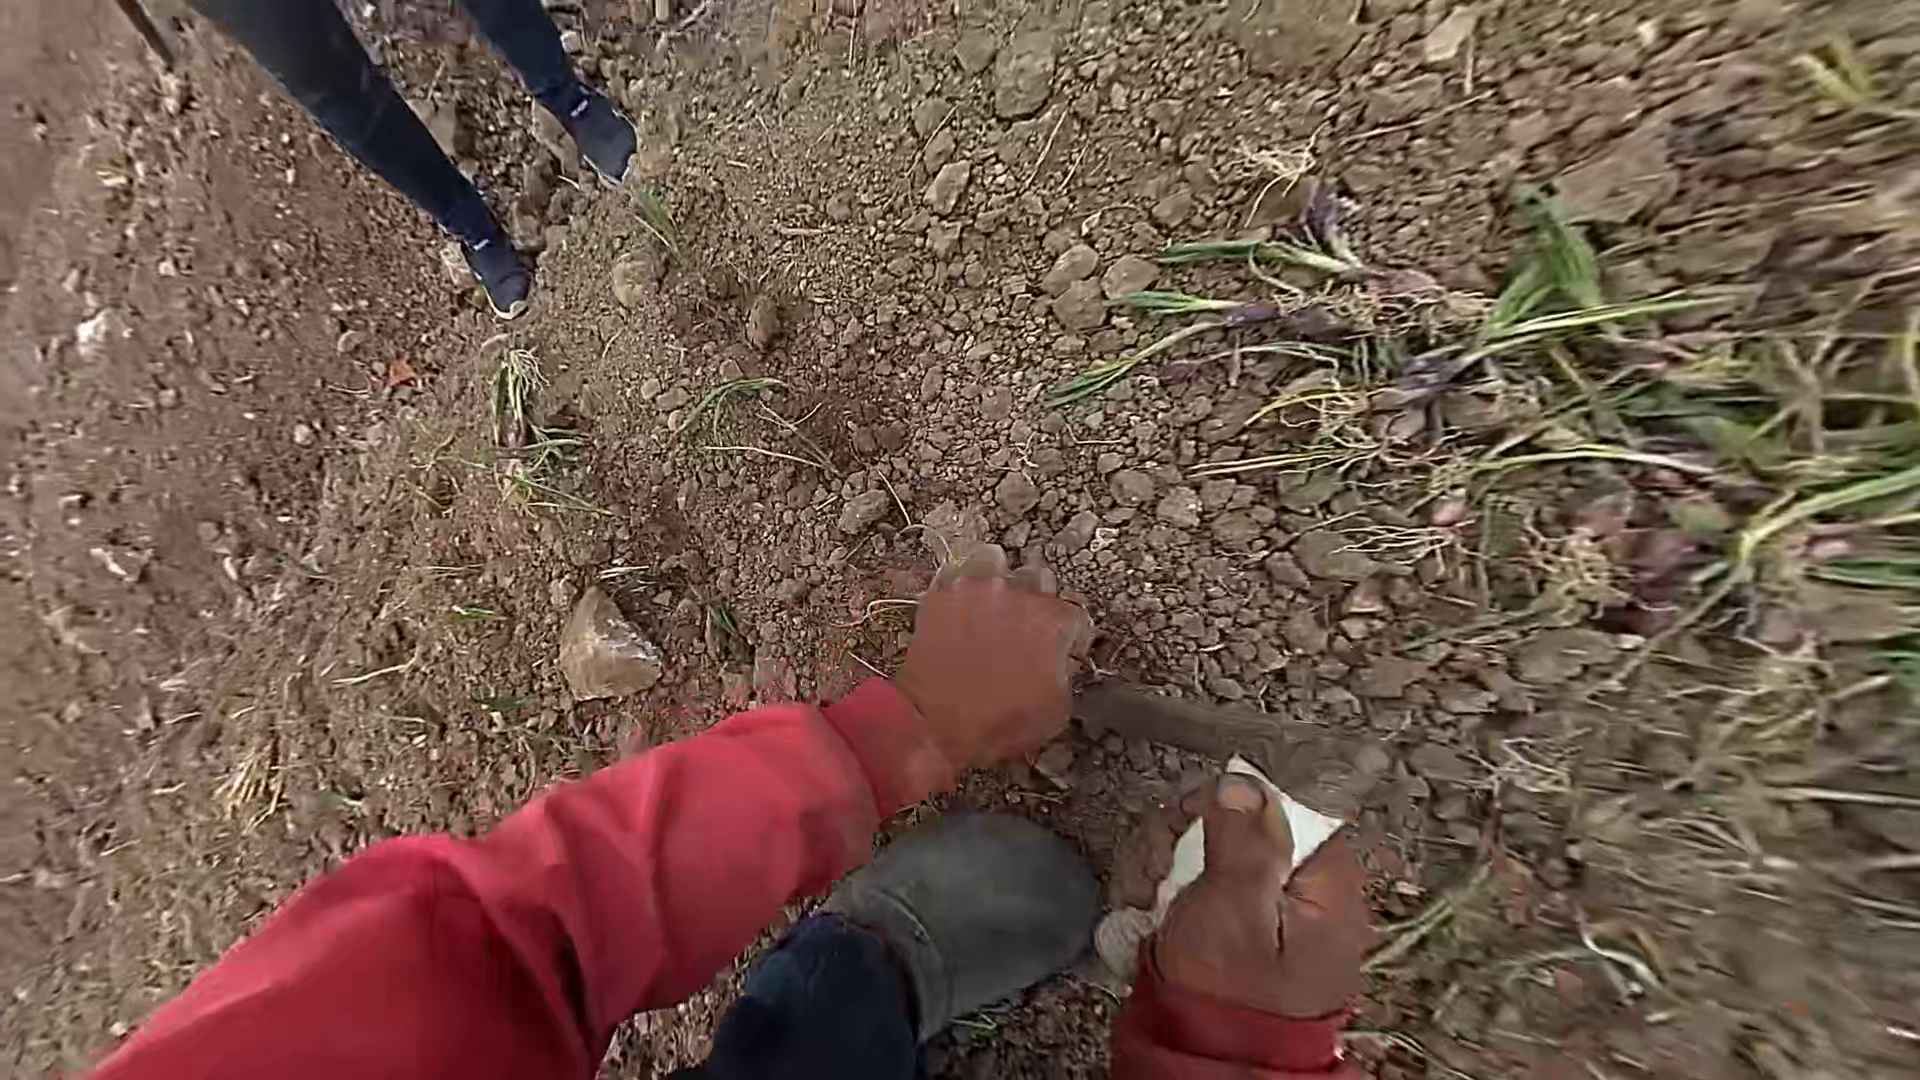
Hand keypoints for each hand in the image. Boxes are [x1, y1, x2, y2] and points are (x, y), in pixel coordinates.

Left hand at [893, 544, 1093, 770]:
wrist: (936, 722)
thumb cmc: (998, 721)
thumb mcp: (1056, 709)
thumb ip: (1065, 670)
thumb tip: (1059, 659)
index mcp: (1053, 620)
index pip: (1074, 613)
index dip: (1070, 633)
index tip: (1062, 646)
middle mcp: (1019, 593)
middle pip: (1038, 581)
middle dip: (1034, 602)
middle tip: (1022, 627)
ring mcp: (978, 587)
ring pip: (995, 562)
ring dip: (997, 581)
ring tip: (989, 603)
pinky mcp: (943, 592)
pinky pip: (957, 574)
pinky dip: (961, 586)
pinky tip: (960, 604)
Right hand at [1154, 776, 1370, 1017]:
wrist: (1195, 1051)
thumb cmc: (1224, 985)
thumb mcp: (1236, 911)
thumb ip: (1244, 844)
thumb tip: (1244, 782)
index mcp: (1324, 887)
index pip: (1292, 807)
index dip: (1241, 799)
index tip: (1200, 814)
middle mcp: (1295, 883)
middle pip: (1238, 815)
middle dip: (1188, 829)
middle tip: (1165, 859)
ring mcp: (1256, 892)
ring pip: (1203, 833)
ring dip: (1164, 852)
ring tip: (1149, 887)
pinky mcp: (1223, 902)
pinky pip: (1187, 860)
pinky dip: (1160, 873)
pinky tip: (1145, 896)